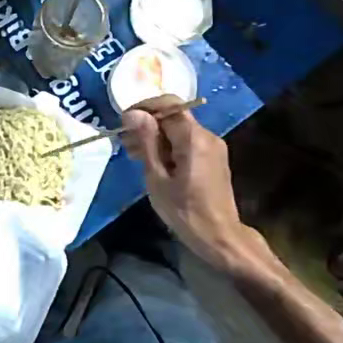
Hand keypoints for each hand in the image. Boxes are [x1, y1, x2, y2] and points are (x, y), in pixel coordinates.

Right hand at [123, 97, 281, 285]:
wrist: (219, 237)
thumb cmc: (184, 211)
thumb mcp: (157, 178)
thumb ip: (147, 142)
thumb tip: (133, 114)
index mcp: (194, 138)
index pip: (168, 105)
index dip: (143, 108)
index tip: (124, 122)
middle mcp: (207, 135)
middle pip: (173, 115)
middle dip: (147, 123)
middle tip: (124, 141)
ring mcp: (213, 146)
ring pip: (178, 128)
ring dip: (155, 135)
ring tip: (134, 153)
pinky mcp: (213, 157)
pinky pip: (186, 141)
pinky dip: (168, 145)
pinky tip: (153, 161)